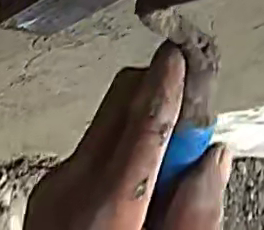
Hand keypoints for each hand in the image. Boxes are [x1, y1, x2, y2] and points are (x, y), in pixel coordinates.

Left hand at [25, 43, 232, 229]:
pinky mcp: (48, 193)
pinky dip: (126, 141)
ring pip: (111, 114)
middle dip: (162, 93)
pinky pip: (98, 141)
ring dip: (146, 118)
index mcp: (104, 208)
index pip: (145, 118)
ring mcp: (53, 188)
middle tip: (193, 122)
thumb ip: (195, 215)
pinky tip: (140, 179)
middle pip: (125, 97)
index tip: (186, 50)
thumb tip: (215, 156)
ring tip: (167, 162)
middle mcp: (71, 188)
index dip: (170, 77)